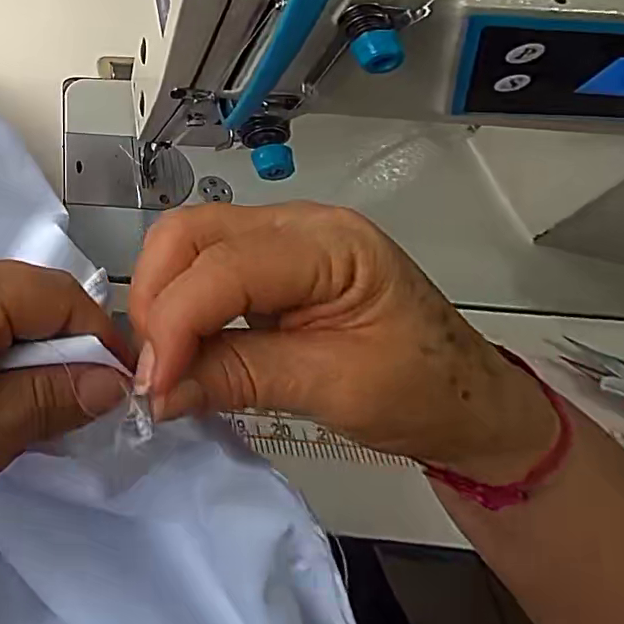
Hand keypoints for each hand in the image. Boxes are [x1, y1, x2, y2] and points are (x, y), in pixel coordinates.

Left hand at [0, 252, 129, 592]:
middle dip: (61, 359)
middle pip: (29, 303)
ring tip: (26, 426)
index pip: (58, 295)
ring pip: (0, 321)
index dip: (100, 345)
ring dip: (25, 368)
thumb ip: (47, 401)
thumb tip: (110, 380)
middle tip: (73, 424)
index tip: (123, 401)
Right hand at [128, 202, 558, 483]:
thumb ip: (234, 379)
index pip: (224, 268)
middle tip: (151, 362)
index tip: (152, 383)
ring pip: (178, 239)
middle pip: (187, 233)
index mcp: (331, 245)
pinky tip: (178, 336)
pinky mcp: (257, 250)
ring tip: (162, 352)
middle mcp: (293, 220)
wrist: (472, 402)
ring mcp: (272, 230)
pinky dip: (172, 297)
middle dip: (155, 297)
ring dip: (157, 295)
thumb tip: (154, 393)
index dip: (176, 321)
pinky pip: (193, 258)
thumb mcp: (331, 391)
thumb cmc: (425, 396)